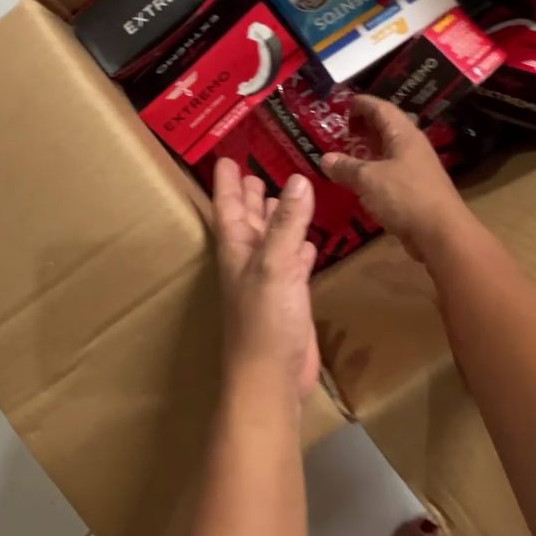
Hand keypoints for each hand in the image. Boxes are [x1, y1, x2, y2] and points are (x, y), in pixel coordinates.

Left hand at [210, 157, 320, 400]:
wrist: (270, 376)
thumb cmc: (264, 320)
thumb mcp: (274, 264)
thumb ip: (286, 224)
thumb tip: (298, 180)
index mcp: (236, 250)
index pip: (228, 208)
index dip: (227, 183)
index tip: (226, 158)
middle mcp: (250, 261)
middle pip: (249, 220)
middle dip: (251, 196)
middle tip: (256, 170)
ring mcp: (270, 280)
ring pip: (272, 240)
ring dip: (277, 219)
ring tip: (285, 195)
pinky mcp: (290, 298)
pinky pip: (293, 264)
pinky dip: (300, 249)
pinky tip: (309, 241)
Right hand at [319, 96, 473, 261]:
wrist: (440, 234)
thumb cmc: (405, 197)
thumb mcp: (368, 179)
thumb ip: (346, 167)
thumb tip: (326, 159)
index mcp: (404, 135)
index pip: (381, 108)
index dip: (361, 104)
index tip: (341, 107)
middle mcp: (412, 147)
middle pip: (386, 128)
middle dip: (362, 127)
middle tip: (339, 132)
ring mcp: (415, 169)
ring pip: (387, 152)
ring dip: (366, 151)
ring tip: (343, 155)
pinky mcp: (414, 190)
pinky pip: (389, 173)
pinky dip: (372, 172)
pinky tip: (358, 182)